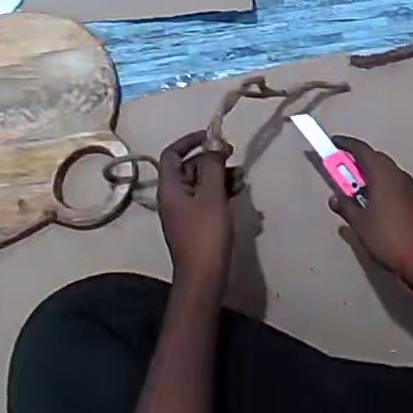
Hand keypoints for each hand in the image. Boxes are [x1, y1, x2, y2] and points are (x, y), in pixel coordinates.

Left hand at [156, 131, 235, 291]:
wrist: (204, 276)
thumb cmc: (206, 233)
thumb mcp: (212, 195)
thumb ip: (213, 165)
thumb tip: (214, 139)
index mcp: (170, 188)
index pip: (172, 154)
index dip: (190, 141)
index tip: (213, 136)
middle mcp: (174, 196)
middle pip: (190, 167)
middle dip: (212, 159)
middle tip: (234, 156)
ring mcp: (185, 211)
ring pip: (202, 183)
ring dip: (221, 175)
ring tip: (242, 177)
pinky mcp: (197, 222)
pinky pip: (208, 198)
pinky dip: (222, 191)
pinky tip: (240, 192)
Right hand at [326, 137, 412, 287]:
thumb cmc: (388, 238)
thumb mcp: (360, 223)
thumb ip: (346, 206)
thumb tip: (336, 198)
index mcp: (383, 175)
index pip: (362, 150)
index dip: (346, 144)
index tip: (333, 143)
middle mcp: (399, 176)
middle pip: (376, 158)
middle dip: (358, 160)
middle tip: (342, 169)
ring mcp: (411, 187)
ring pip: (388, 171)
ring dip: (372, 174)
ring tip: (358, 189)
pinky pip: (397, 184)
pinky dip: (384, 185)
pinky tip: (377, 203)